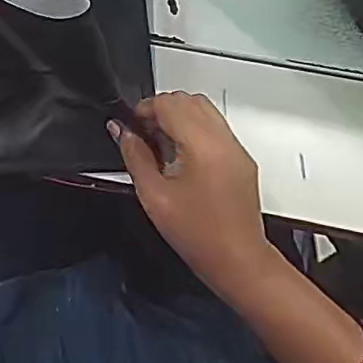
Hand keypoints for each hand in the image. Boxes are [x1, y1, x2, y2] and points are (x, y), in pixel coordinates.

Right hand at [110, 92, 276, 289]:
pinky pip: (214, 126)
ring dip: (178, 116)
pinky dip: (193, 128)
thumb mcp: (154, 196)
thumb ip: (135, 156)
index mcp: (203, 147)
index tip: (131, 127)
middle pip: (188, 100)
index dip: (144, 109)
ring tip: (160, 144)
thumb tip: (121, 131)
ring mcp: (236, 149)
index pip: (170, 104)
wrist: (238, 262)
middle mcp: (224, 141)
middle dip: (161, 109)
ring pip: (203, 109)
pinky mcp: (240, 158)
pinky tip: (179, 154)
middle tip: (143, 134)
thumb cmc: (197, 234)